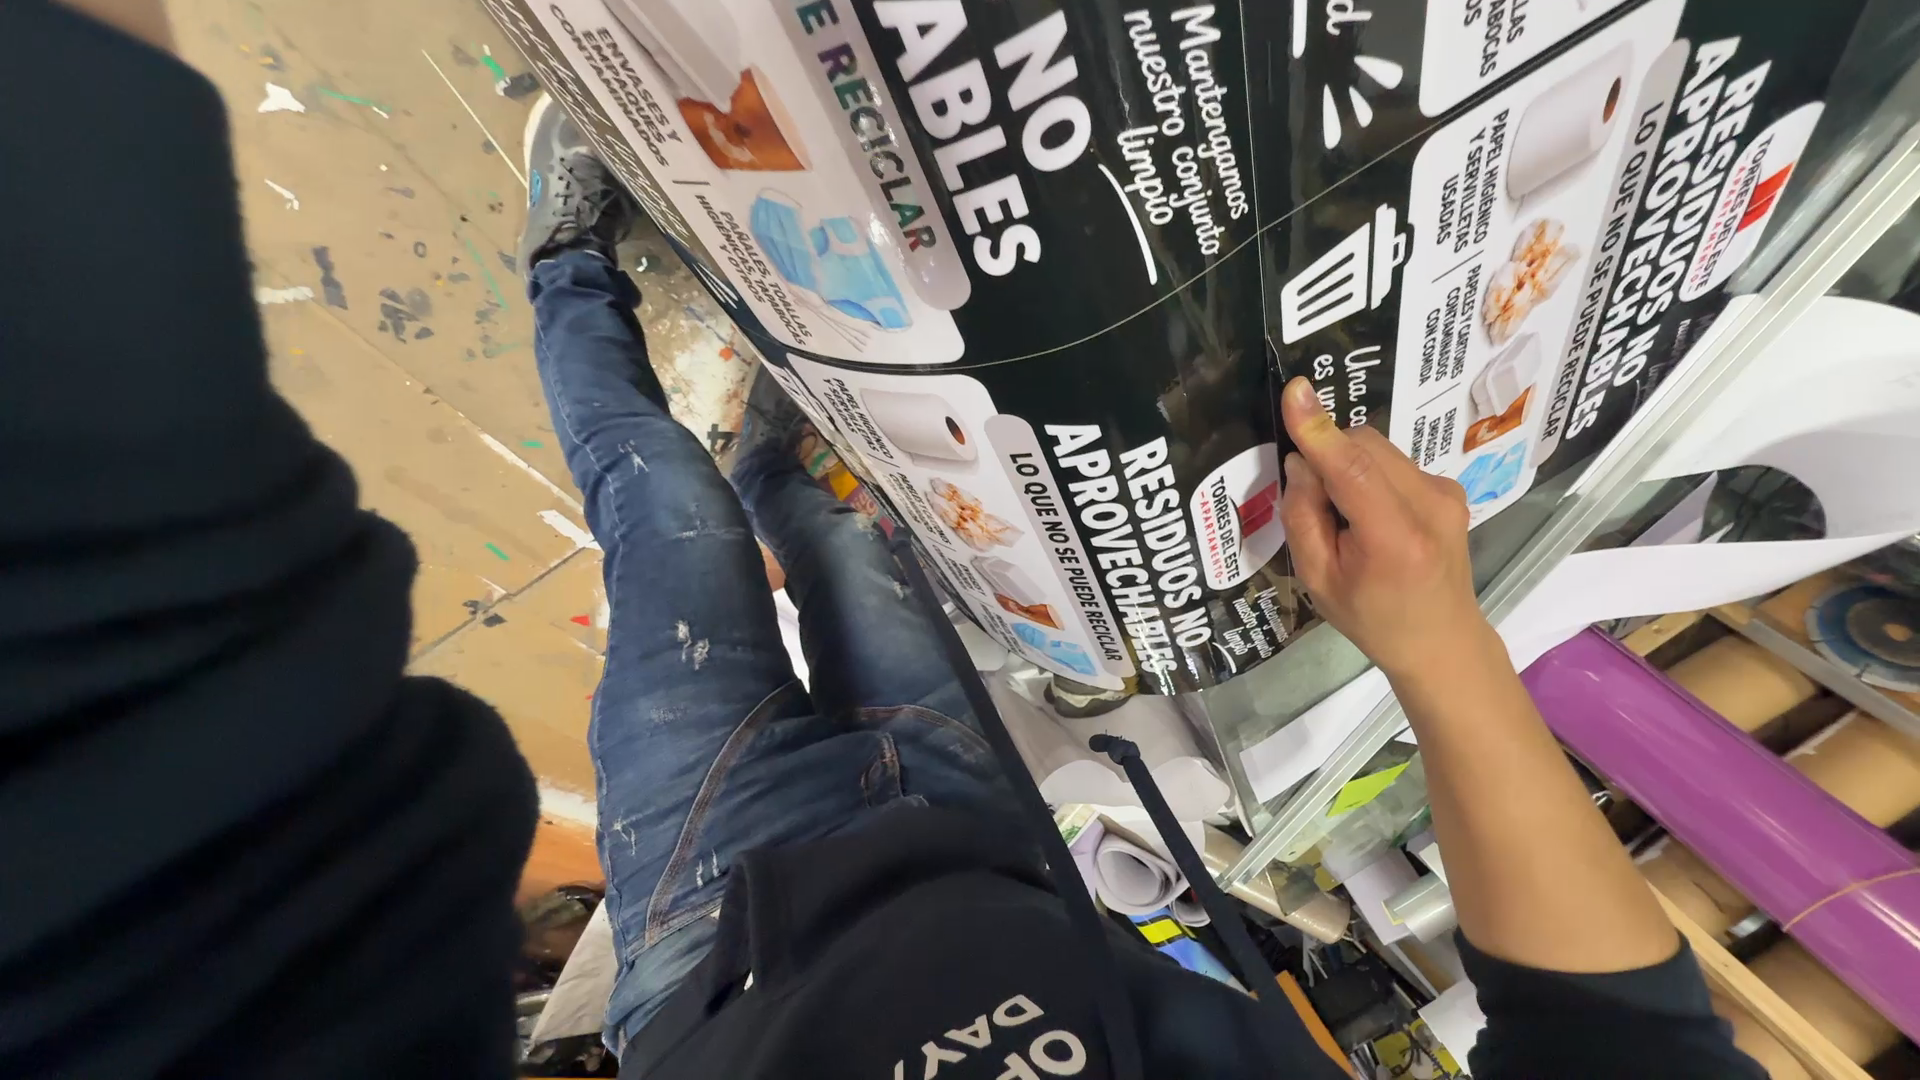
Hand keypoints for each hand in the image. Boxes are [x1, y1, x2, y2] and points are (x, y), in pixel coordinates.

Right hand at [1278, 377, 1491, 681]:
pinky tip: (1365, 513)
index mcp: (1394, 539)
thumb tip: (1302, 462)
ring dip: (1344, 465)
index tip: (1295, 392)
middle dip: (1325, 457)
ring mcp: (1445, 492)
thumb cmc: (1370, 617)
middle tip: (1314, 505)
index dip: (1319, 430)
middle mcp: (1430, 505)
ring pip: (1375, 448)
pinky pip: (1389, 460)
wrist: (1440, 638)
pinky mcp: (1447, 487)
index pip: (1351, 470)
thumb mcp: (1317, 580)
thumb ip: (1303, 518)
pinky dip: (1363, 473)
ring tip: (1343, 516)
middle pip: (1363, 446)